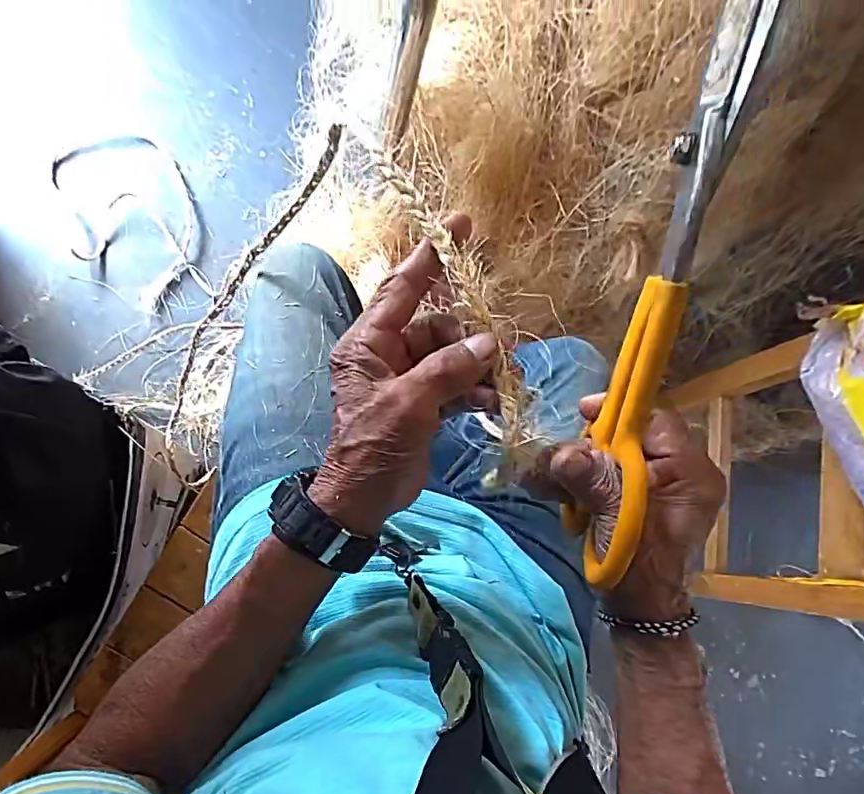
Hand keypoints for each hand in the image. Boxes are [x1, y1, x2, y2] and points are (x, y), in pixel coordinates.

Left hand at [307, 214, 499, 534]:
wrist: (364, 498)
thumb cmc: (373, 448)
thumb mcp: (407, 405)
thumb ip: (446, 370)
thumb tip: (488, 344)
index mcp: (368, 344)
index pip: (401, 289)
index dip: (430, 257)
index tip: (459, 225)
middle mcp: (386, 355)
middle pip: (438, 326)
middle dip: (470, 339)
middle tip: (497, 357)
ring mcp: (406, 380)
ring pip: (452, 356)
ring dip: (478, 369)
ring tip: (500, 386)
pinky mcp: (423, 404)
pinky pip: (456, 383)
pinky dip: (474, 391)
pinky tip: (491, 404)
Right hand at [525, 402, 726, 621]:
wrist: (639, 611)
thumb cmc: (640, 570)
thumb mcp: (618, 522)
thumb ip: (594, 483)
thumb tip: (563, 454)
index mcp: (689, 472)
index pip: (656, 421)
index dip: (618, 414)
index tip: (582, 413)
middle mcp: (676, 473)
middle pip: (625, 438)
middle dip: (585, 449)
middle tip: (555, 467)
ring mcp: (652, 487)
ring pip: (605, 457)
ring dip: (571, 469)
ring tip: (545, 484)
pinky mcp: (630, 499)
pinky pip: (599, 477)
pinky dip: (573, 483)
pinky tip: (552, 493)